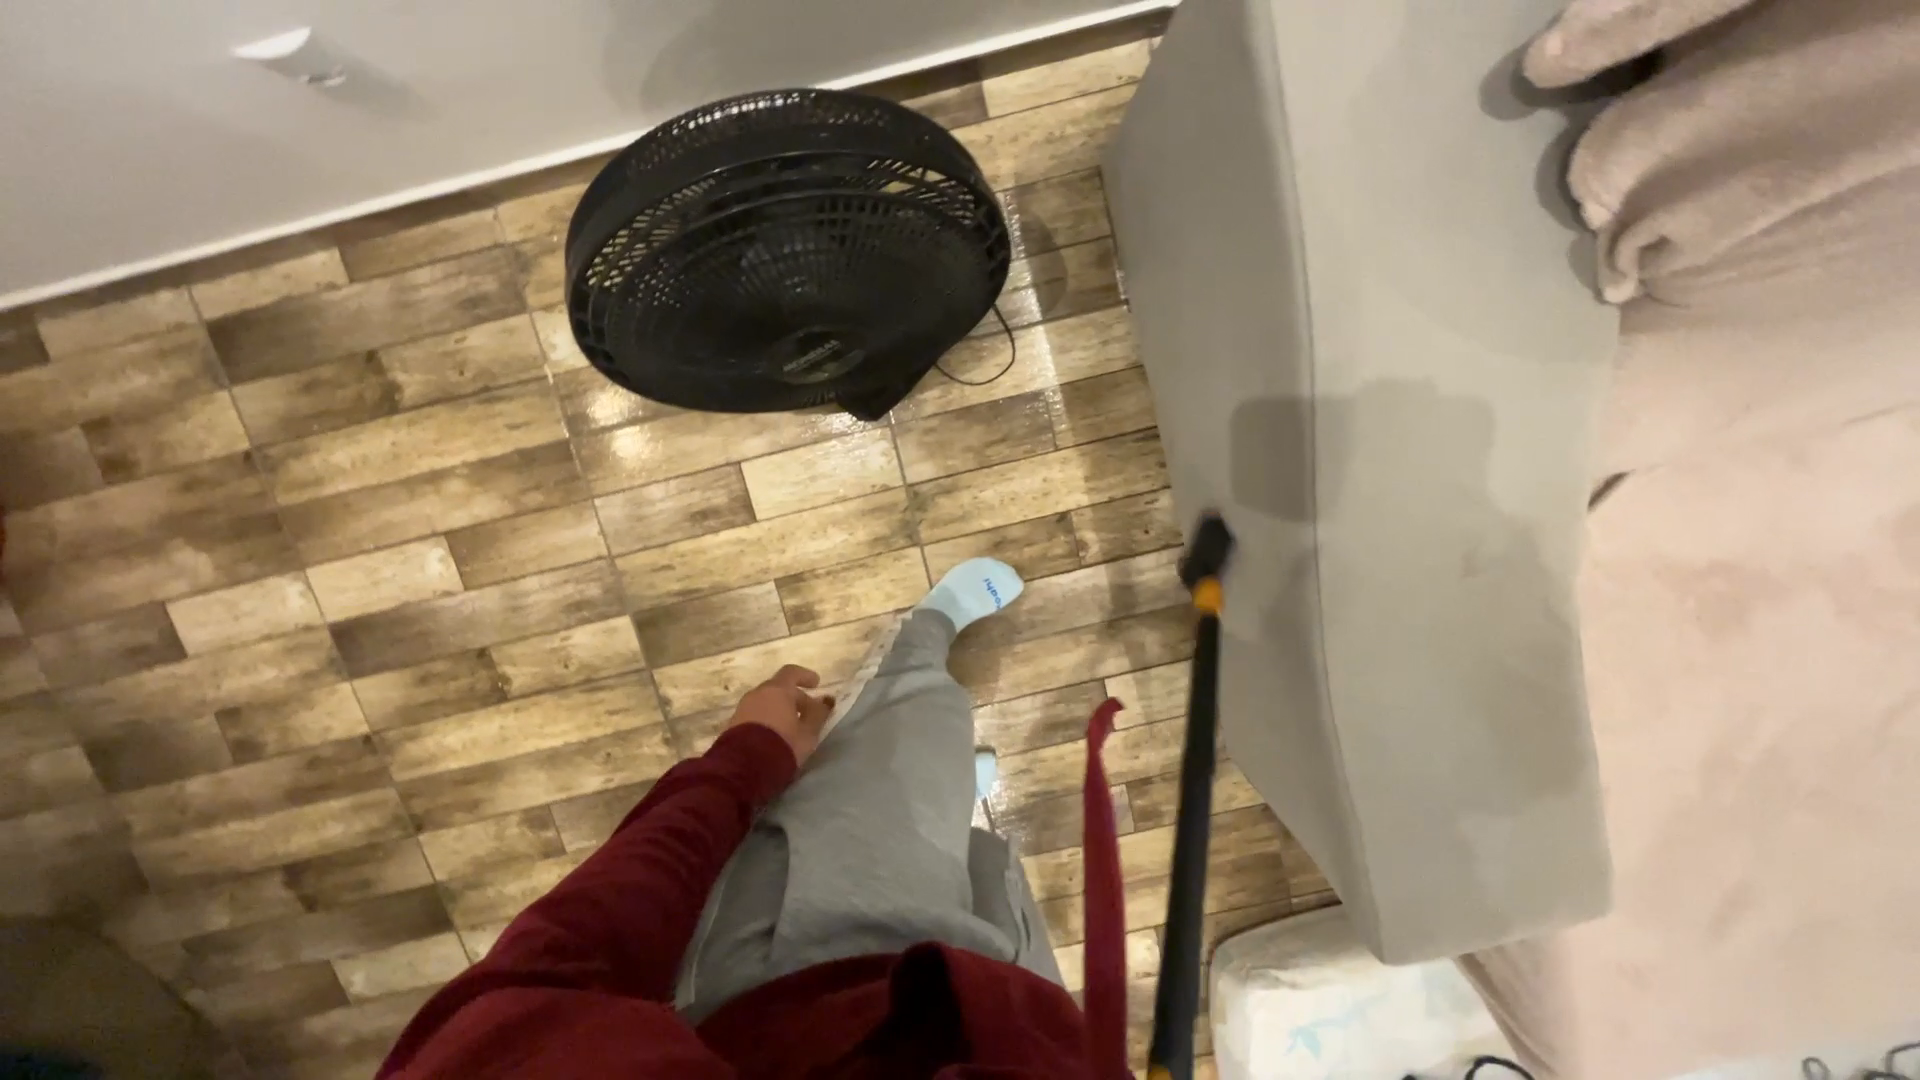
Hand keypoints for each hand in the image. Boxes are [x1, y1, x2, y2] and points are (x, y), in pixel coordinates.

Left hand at [724, 664, 835, 767]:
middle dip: (794, 697)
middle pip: (778, 688)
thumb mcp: (808, 732)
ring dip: (779, 709)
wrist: (743, 769)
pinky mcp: (733, 725)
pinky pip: (755, 714)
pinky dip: (767, 718)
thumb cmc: (783, 745)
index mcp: (777, 690)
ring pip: (765, 701)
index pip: (792, 672)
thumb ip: (818, 714)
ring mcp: (743, 708)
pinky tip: (775, 734)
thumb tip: (825, 700)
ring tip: (791, 726)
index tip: (816, 684)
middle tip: (807, 712)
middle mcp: (757, 694)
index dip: (805, 676)